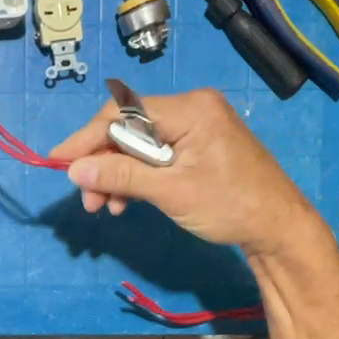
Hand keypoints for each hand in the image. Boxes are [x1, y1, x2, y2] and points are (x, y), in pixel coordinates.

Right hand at [48, 88, 324, 256]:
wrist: (280, 229)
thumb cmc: (230, 207)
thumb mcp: (170, 192)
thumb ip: (121, 177)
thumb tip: (74, 171)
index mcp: (189, 109)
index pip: (122, 114)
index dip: (85, 139)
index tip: (58, 162)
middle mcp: (191, 109)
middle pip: (128, 129)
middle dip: (102, 163)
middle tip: (87, 199)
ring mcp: (195, 127)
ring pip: (137, 145)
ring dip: (116, 175)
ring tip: (104, 208)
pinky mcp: (196, 146)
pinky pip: (154, 155)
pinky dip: (136, 177)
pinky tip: (124, 202)